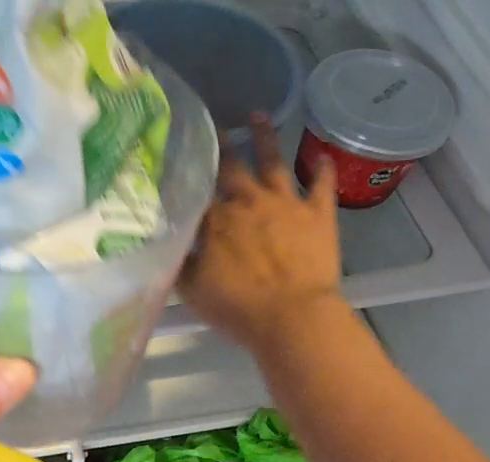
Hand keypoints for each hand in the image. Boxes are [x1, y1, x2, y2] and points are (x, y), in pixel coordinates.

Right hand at [178, 114, 342, 351]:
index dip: (187, 175)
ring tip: (259, 115)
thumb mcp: (193, 292)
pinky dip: (321, 168)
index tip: (179, 159)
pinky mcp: (318, 212)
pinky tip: (321, 157)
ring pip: (273, 161)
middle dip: (221, 145)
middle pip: (232, 166)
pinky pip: (322, 183)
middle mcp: (248, 201)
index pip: (196, 190)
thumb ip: (180, 264)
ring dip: (265, 137)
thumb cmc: (238, 309)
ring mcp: (286, 203)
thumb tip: (167, 243)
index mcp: (215, 221)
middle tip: (214, 127)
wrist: (292, 318)